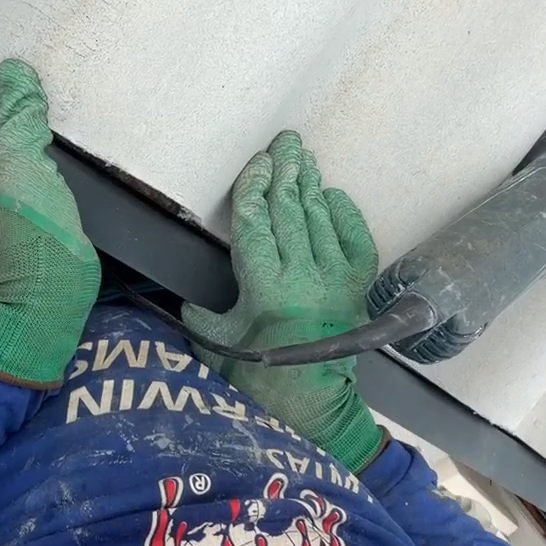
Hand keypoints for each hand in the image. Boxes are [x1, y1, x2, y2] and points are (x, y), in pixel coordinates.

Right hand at [185, 131, 386, 470]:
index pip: (257, 221)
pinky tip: (332, 195)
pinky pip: (354, 239)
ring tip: (304, 157)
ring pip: (320, 218)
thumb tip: (187, 298)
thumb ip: (200, 314)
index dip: (255, 187)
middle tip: (285, 141)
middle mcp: (303, 273)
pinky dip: (343, 213)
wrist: (317, 405)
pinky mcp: (357, 286)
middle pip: (291, 210)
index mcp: (265, 285)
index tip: (257, 162)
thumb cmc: (262, 378)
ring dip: (310, 185)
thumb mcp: (217, 344)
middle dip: (286, 171)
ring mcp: (335, 277)